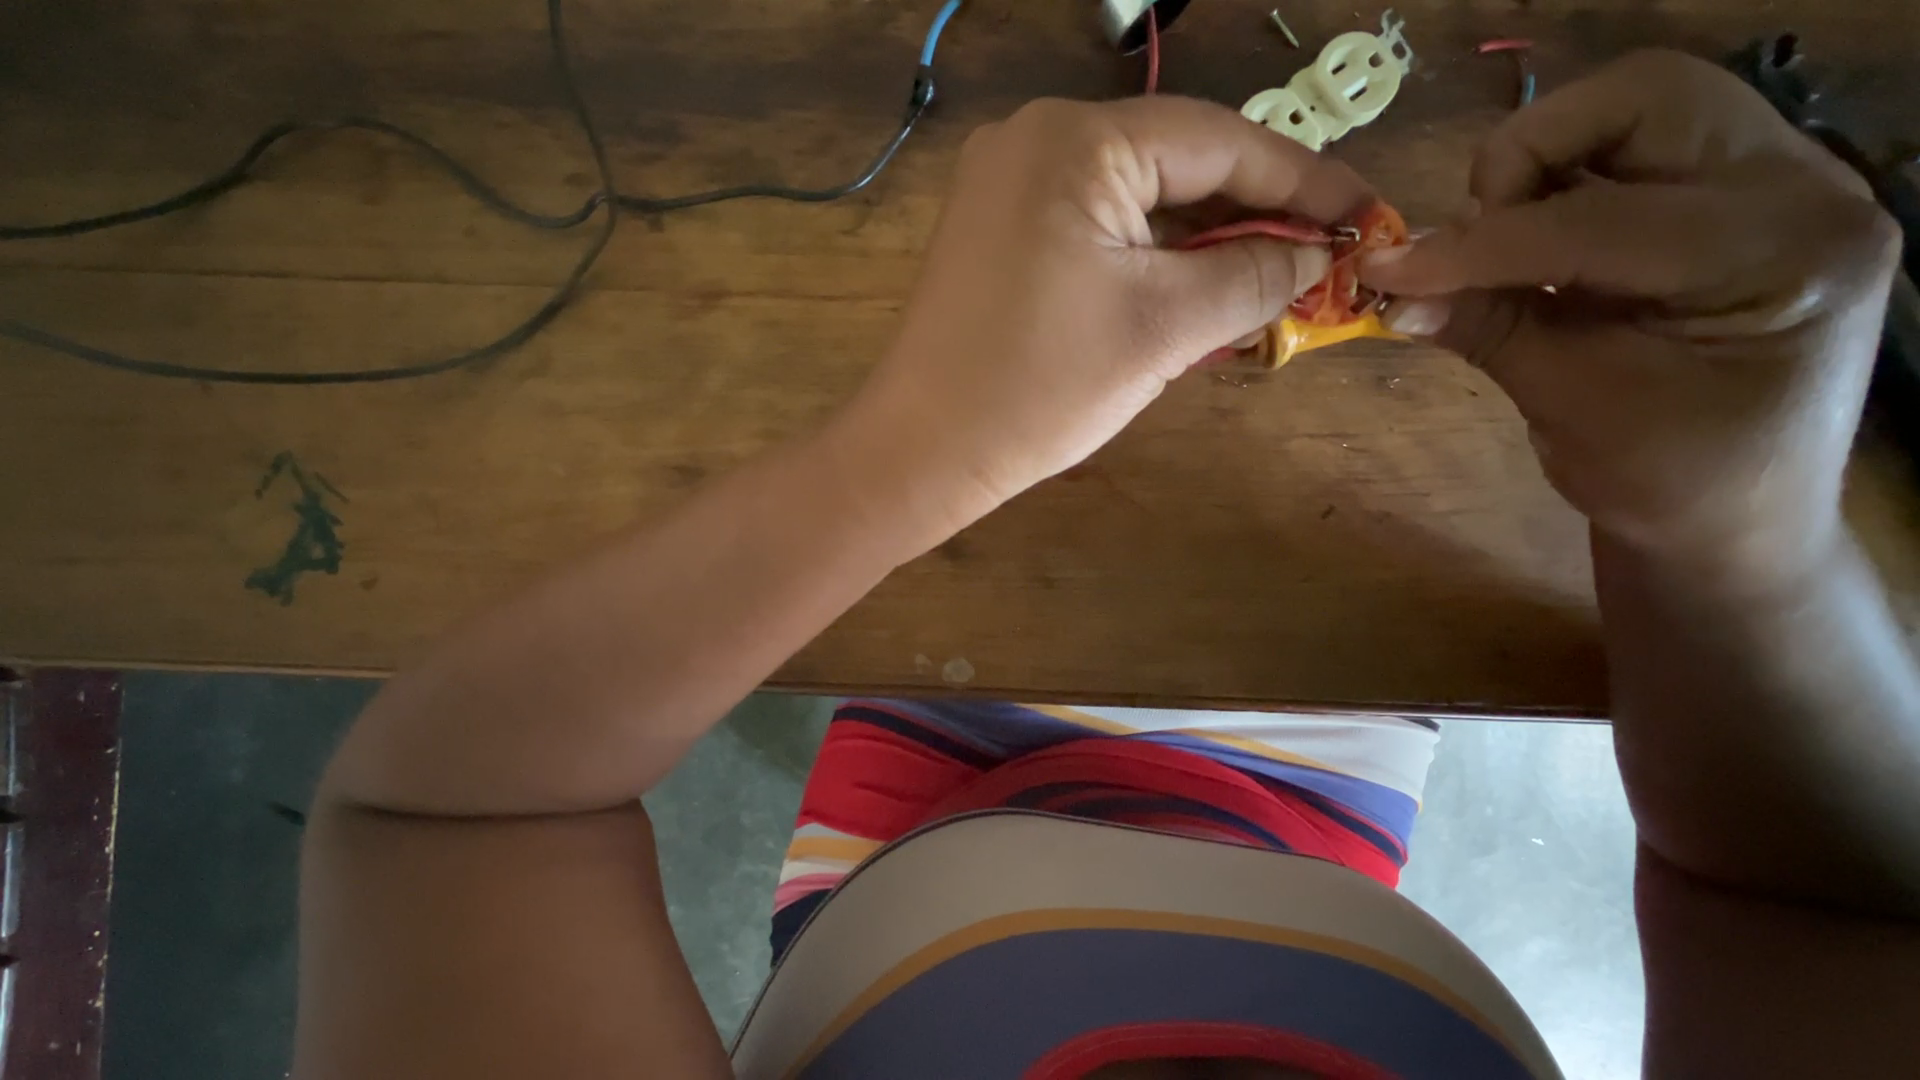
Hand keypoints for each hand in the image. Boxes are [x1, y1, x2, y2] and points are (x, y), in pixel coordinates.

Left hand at [833, 95, 1370, 535]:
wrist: (922, 451)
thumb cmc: (1039, 389)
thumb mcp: (1163, 328)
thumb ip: (1254, 275)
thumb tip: (1316, 252)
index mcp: (1077, 140)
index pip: (1221, 141)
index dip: (1304, 182)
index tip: (1368, 217)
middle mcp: (1036, 138)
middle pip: (1177, 162)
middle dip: (1251, 214)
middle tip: (1320, 259)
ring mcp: (1006, 182)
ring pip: (1136, 196)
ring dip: (1201, 240)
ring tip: (1268, 283)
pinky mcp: (996, 227)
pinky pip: (1094, 223)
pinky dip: (1147, 254)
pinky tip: (1193, 287)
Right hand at [1360, 50, 1901, 579]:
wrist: (1735, 511)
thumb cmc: (1668, 477)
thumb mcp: (1572, 405)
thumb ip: (1488, 329)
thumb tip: (1387, 289)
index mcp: (1782, 258)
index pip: (1603, 220)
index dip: (1482, 243)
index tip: (1386, 269)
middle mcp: (1799, 190)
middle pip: (1646, 100)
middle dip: (1530, 156)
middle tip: (1474, 235)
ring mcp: (1772, 181)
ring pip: (1635, 108)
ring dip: (1541, 164)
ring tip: (1498, 245)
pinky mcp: (1730, 193)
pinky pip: (1629, 148)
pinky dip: (1555, 185)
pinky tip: (1524, 247)